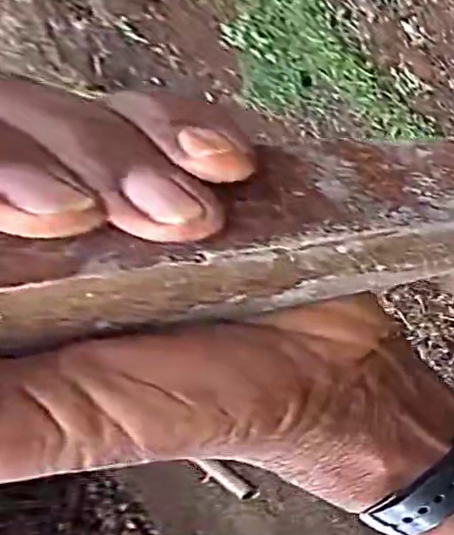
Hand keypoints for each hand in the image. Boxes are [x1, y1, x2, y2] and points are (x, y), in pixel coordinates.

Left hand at [0, 80, 453, 508]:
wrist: (341, 383)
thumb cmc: (212, 404)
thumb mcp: (64, 422)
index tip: (32, 222)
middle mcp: (39, 210)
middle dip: (23, 158)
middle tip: (81, 216)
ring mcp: (127, 180)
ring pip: (71, 112)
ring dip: (122, 153)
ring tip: (193, 218)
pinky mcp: (208, 169)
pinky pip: (171, 113)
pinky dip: (191, 126)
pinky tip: (227, 165)